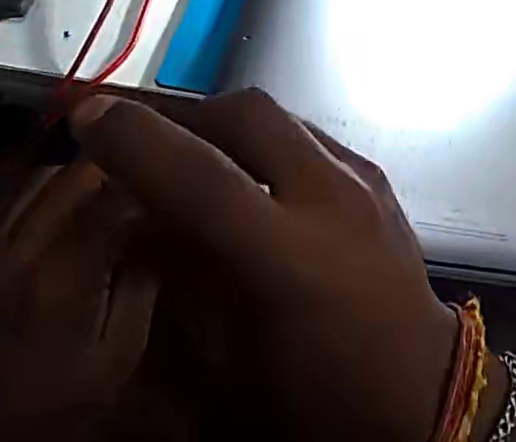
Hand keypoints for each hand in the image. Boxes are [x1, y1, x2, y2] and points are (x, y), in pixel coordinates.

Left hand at [0, 161, 157, 441]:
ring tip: (101, 188)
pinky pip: (4, 196)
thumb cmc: (46, 411)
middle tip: (137, 183)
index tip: (165, 192)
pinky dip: (39, 188)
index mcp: (57, 277)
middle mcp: (11, 250)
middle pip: (72, 171)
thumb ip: (142, 284)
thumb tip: (159, 226)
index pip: (113, 199)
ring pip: (35, 172)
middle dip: (114, 171)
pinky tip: (59, 205)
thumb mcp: (115, 359)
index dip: (148, 186)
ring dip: (74, 173)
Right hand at [70, 89, 462, 441]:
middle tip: (145, 134)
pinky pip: (305, 131)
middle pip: (246, 114)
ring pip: (278, 114)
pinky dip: (264, 137)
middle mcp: (331, 198)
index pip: (201, 177)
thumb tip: (138, 218)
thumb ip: (180, 282)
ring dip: (224, 121)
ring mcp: (360, 178)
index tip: (91, 114)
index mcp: (290, 260)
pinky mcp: (375, 173)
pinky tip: (251, 168)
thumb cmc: (316, 402)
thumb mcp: (229, 365)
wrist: (424, 397)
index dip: (138, 139)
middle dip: (185, 114)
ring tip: (192, 148)